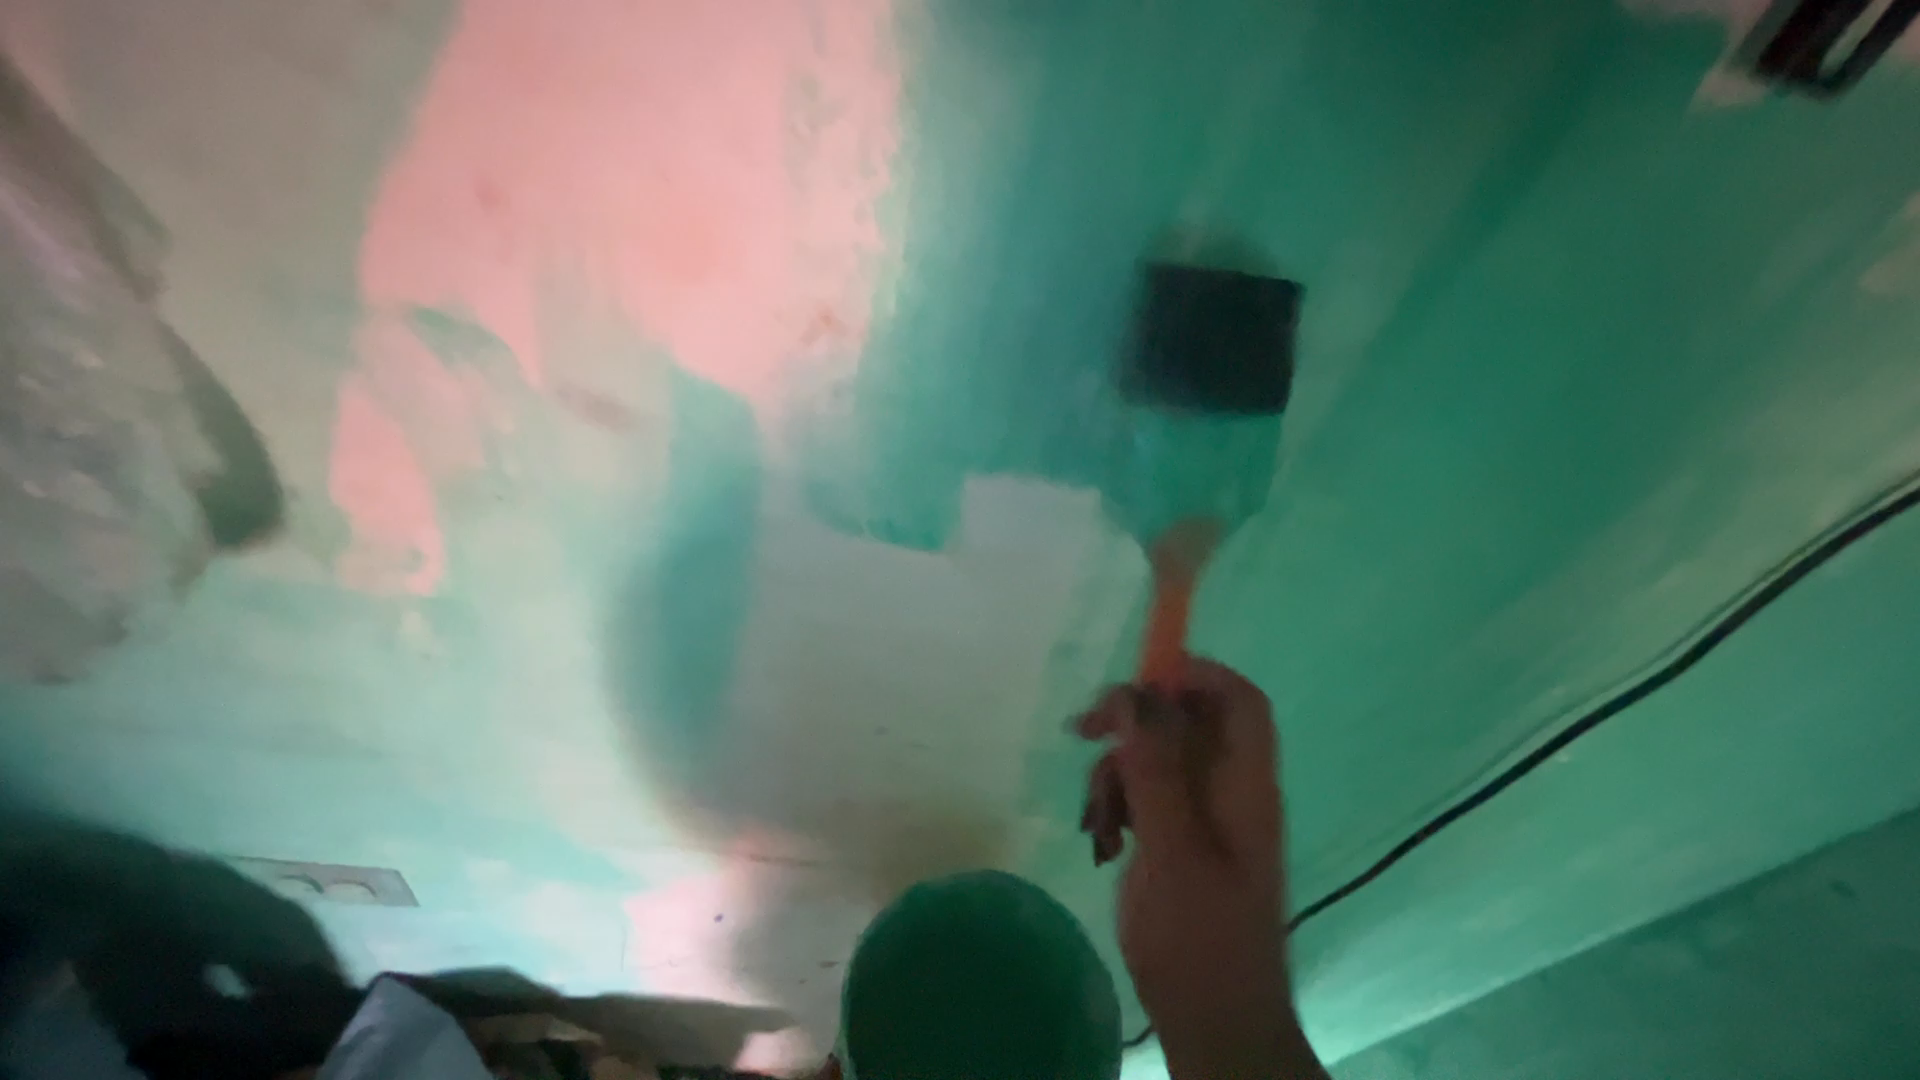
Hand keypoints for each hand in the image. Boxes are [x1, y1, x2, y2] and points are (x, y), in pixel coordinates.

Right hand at [1076, 657, 1325, 1078]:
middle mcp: (1229, 790)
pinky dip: (1118, 807)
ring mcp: (1205, 816)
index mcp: (1244, 784)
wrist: (1214, 1024)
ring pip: (1156, 758)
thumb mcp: (1171, 846)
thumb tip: (1134, 695)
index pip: (1238, 699)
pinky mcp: (1182, 840)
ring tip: (1097, 823)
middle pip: (1183, 722)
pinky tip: (1101, 842)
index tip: (1135, 683)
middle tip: (1084, 734)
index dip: (1194, 674)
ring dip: (1116, 776)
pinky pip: (1147, 796)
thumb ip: (1155, 767)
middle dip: (1131, 727)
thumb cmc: (1199, 937)